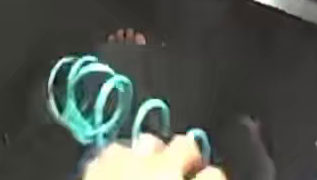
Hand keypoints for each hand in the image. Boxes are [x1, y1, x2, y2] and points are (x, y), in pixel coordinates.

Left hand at [84, 133, 224, 179]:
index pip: (215, 177)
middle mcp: (164, 171)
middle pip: (186, 147)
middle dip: (186, 162)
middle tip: (182, 178)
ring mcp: (130, 161)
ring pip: (151, 141)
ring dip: (154, 157)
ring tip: (150, 175)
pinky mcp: (101, 162)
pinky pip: (118, 150)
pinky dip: (122, 162)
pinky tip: (122, 179)